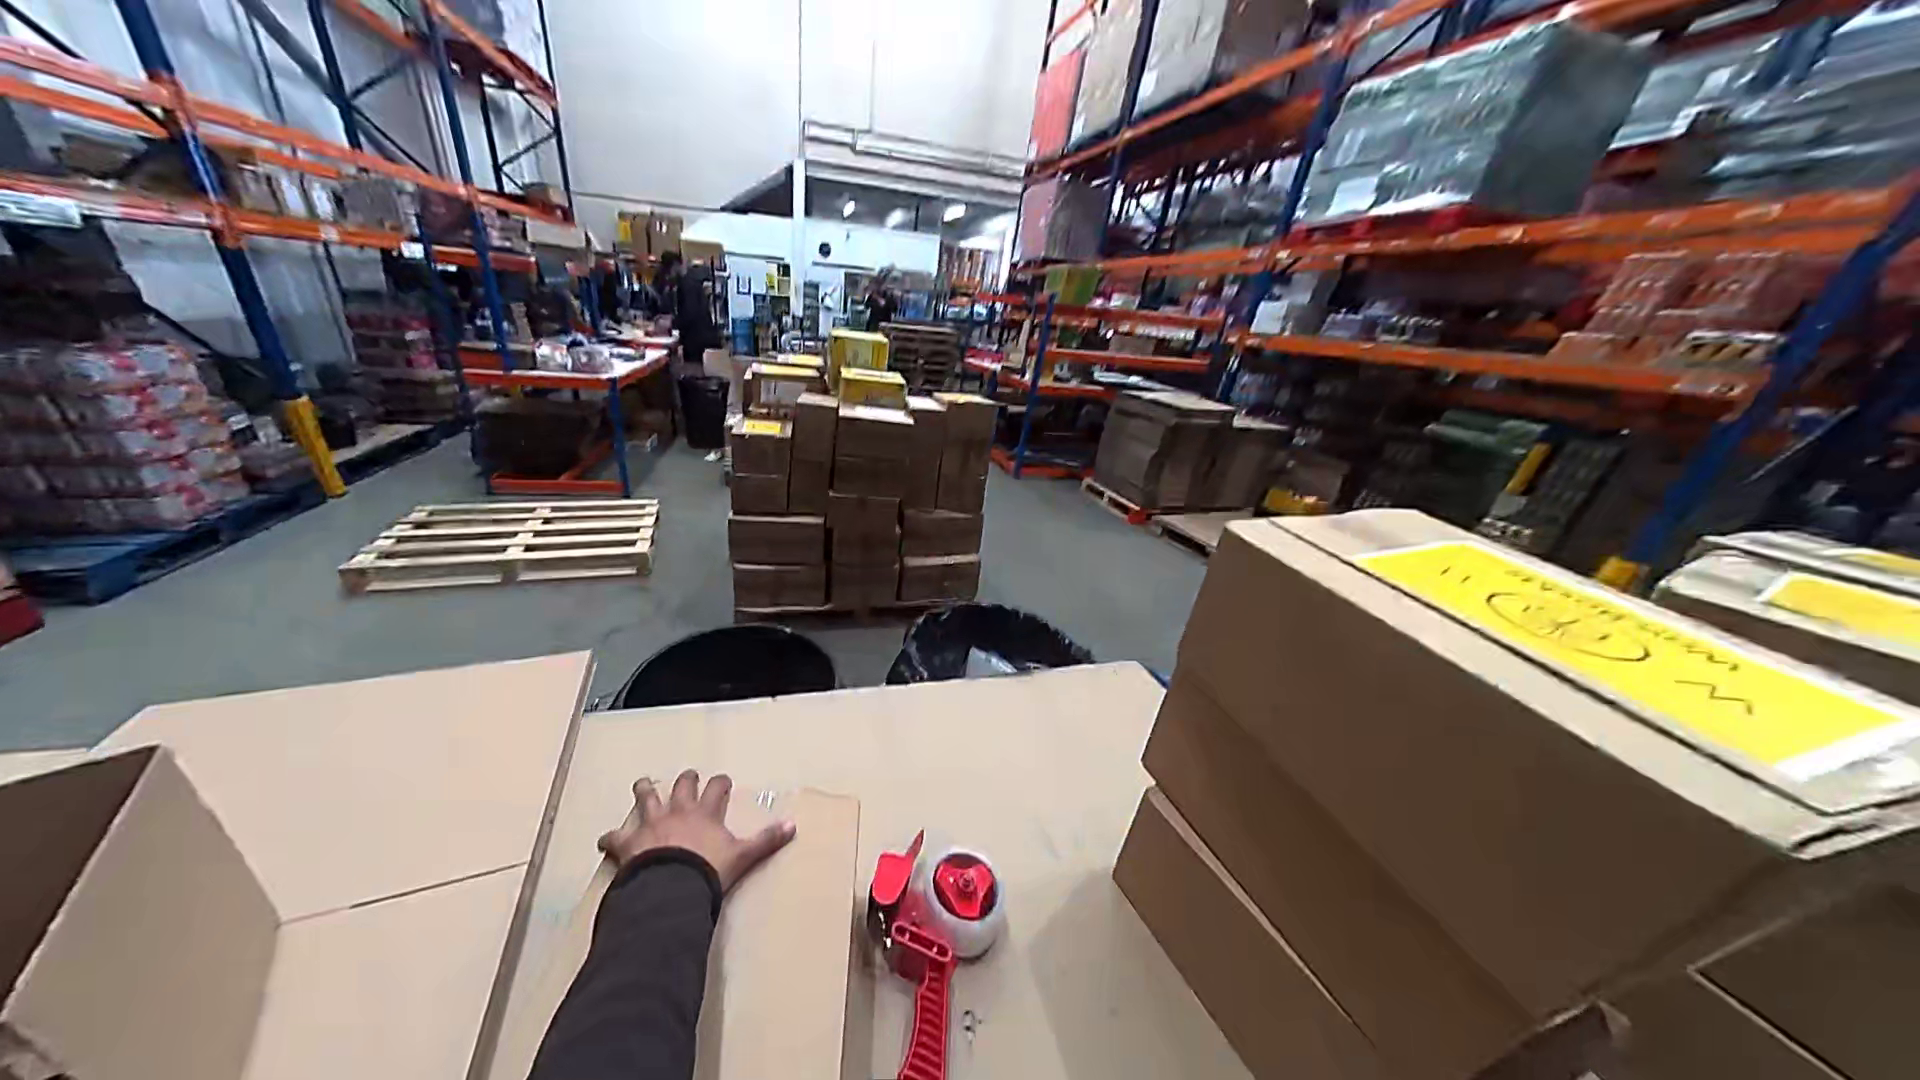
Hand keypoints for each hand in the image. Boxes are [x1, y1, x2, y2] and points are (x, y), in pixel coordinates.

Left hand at [598, 769, 795, 891]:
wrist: (672, 888)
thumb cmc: (708, 870)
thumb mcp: (743, 856)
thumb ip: (766, 841)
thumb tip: (793, 826)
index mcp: (705, 813)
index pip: (716, 788)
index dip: (719, 783)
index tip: (722, 781)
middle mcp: (678, 812)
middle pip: (682, 786)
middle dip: (685, 780)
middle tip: (687, 777)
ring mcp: (652, 825)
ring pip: (646, 799)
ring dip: (644, 791)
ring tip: (642, 783)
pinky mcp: (629, 844)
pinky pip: (616, 838)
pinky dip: (610, 838)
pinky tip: (605, 839)